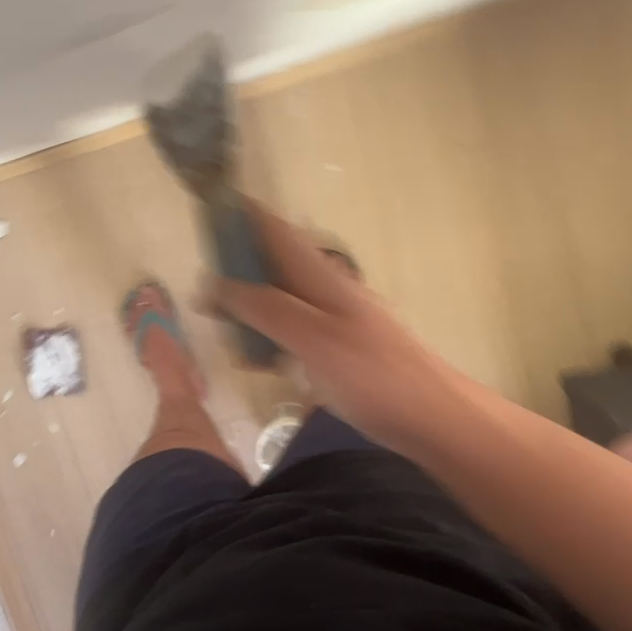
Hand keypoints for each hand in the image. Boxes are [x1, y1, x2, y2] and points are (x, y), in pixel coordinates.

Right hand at [210, 200, 467, 453]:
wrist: (432, 419)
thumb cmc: (372, 374)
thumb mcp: (312, 337)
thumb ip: (264, 307)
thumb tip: (215, 282)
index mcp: (318, 275)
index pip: (272, 228)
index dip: (239, 214)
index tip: (203, 211)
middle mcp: (322, 289)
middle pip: (269, 264)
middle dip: (232, 269)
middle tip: (199, 293)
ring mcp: (329, 321)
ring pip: (276, 301)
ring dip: (246, 308)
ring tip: (216, 328)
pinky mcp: (333, 351)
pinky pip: (289, 334)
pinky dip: (266, 339)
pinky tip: (252, 362)